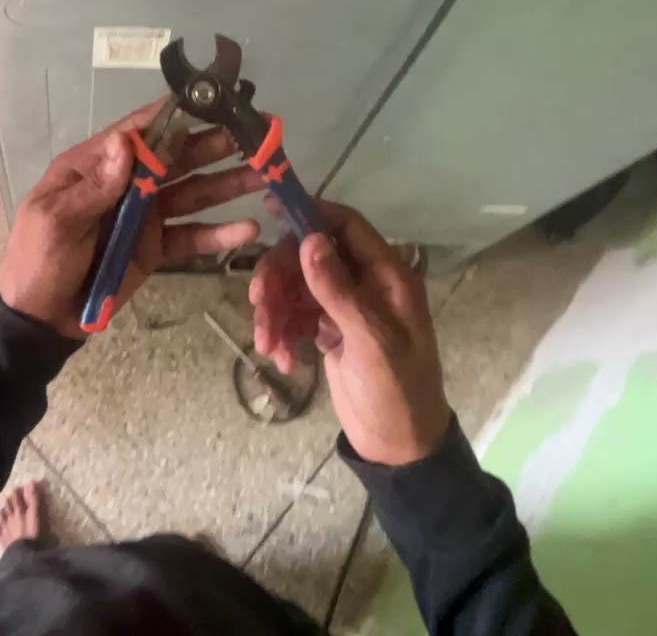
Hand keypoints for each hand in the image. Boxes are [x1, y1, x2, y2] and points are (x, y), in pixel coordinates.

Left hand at [0, 99, 266, 339]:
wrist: (39, 318)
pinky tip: (248, 229)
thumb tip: (126, 141)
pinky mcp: (156, 247)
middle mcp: (127, 183)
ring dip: (228, 183)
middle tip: (259, 133)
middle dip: (216, 143)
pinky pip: (192, 235)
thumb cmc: (38, 259)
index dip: (176, 115)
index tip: (214, 101)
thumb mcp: (56, 219)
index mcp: (97, 165)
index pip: (139, 131)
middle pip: (177, 157)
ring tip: (267, 174)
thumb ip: (95, 186)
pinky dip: (219, 233)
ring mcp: (145, 215)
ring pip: (194, 192)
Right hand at [250, 202, 448, 465]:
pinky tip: (279, 357)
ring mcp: (344, 306)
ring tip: (266, 343)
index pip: (346, 225)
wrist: (398, 448)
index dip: (310, 212)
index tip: (270, 207)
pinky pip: (294, 314)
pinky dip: (281, 331)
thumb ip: (338, 290)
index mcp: (387, 276)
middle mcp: (364, 283)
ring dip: (275, 310)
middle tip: (258, 302)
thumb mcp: (370, 341)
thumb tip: (310, 240)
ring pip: (296, 285)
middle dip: (279, 276)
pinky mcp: (327, 329)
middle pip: (309, 256)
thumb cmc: (396, 391)